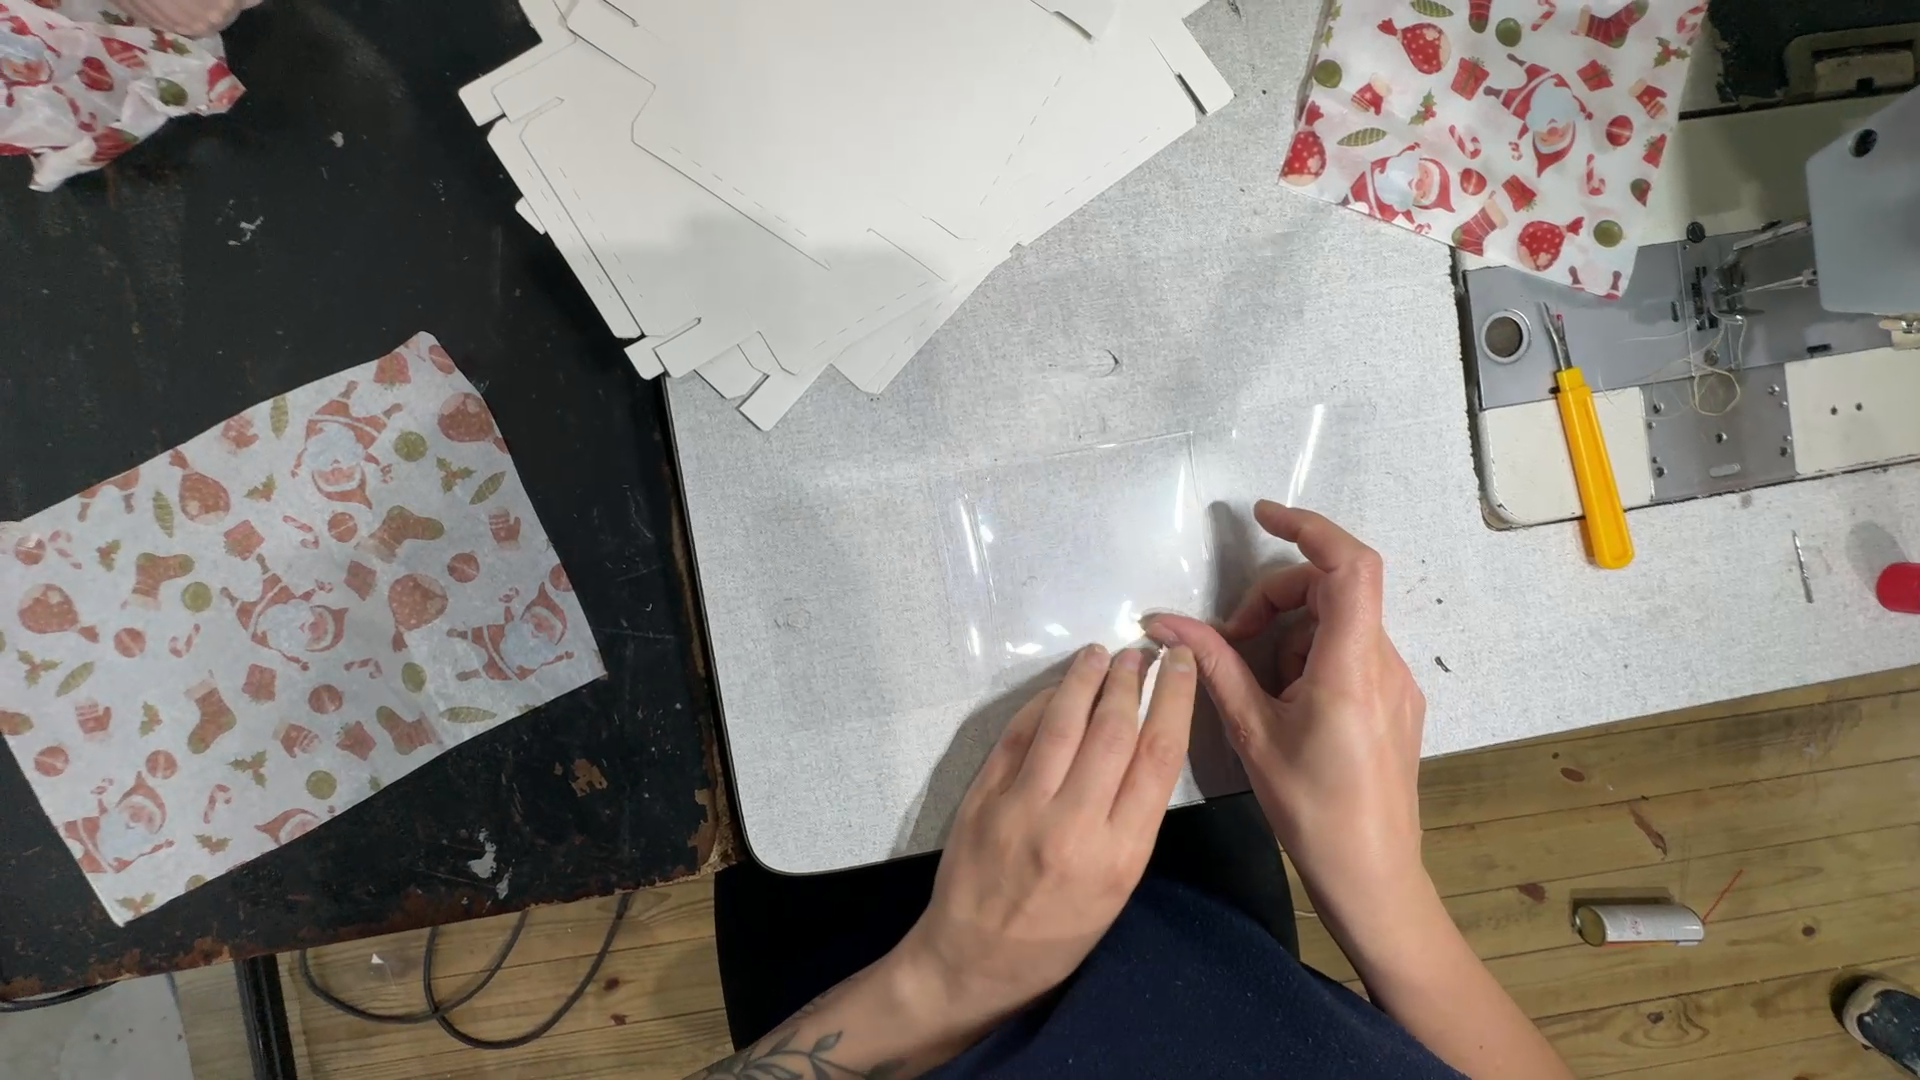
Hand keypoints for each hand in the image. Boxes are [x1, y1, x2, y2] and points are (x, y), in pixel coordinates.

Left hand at [888, 642, 1196, 1031]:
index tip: (1178, 667)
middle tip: (1139, 653)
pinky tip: (1058, 688)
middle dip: (1130, 681)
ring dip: (1085, 679)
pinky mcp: (984, 795)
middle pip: (1113, 730)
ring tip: (1100, 654)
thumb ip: (1129, 819)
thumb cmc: (1057, 935)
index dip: (1173, 701)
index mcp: (1120, 855)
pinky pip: (1018, 734)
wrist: (974, 960)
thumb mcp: (1116, 891)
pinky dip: (1042, 703)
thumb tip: (1138, 744)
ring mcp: (1022, 806)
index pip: (1157, 758)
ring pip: (1063, 722)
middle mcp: (1074, 824)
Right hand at [1143, 501, 1425, 911]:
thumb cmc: (1310, 808)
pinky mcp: (1392, 699)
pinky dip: (1306, 654)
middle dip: (1275, 598)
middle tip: (1230, 638)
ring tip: (1255, 687)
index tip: (1262, 515)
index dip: (1308, 528)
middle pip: (1333, 589)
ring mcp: (1394, 681)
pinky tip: (1284, 702)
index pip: (1349, 567)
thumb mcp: (1251, 731)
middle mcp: (1384, 663)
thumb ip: (1211, 665)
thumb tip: (1161, 622)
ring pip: (1337, 621)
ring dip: (1287, 633)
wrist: (1372, 876)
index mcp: (1351, 667)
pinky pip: (1347, 650)